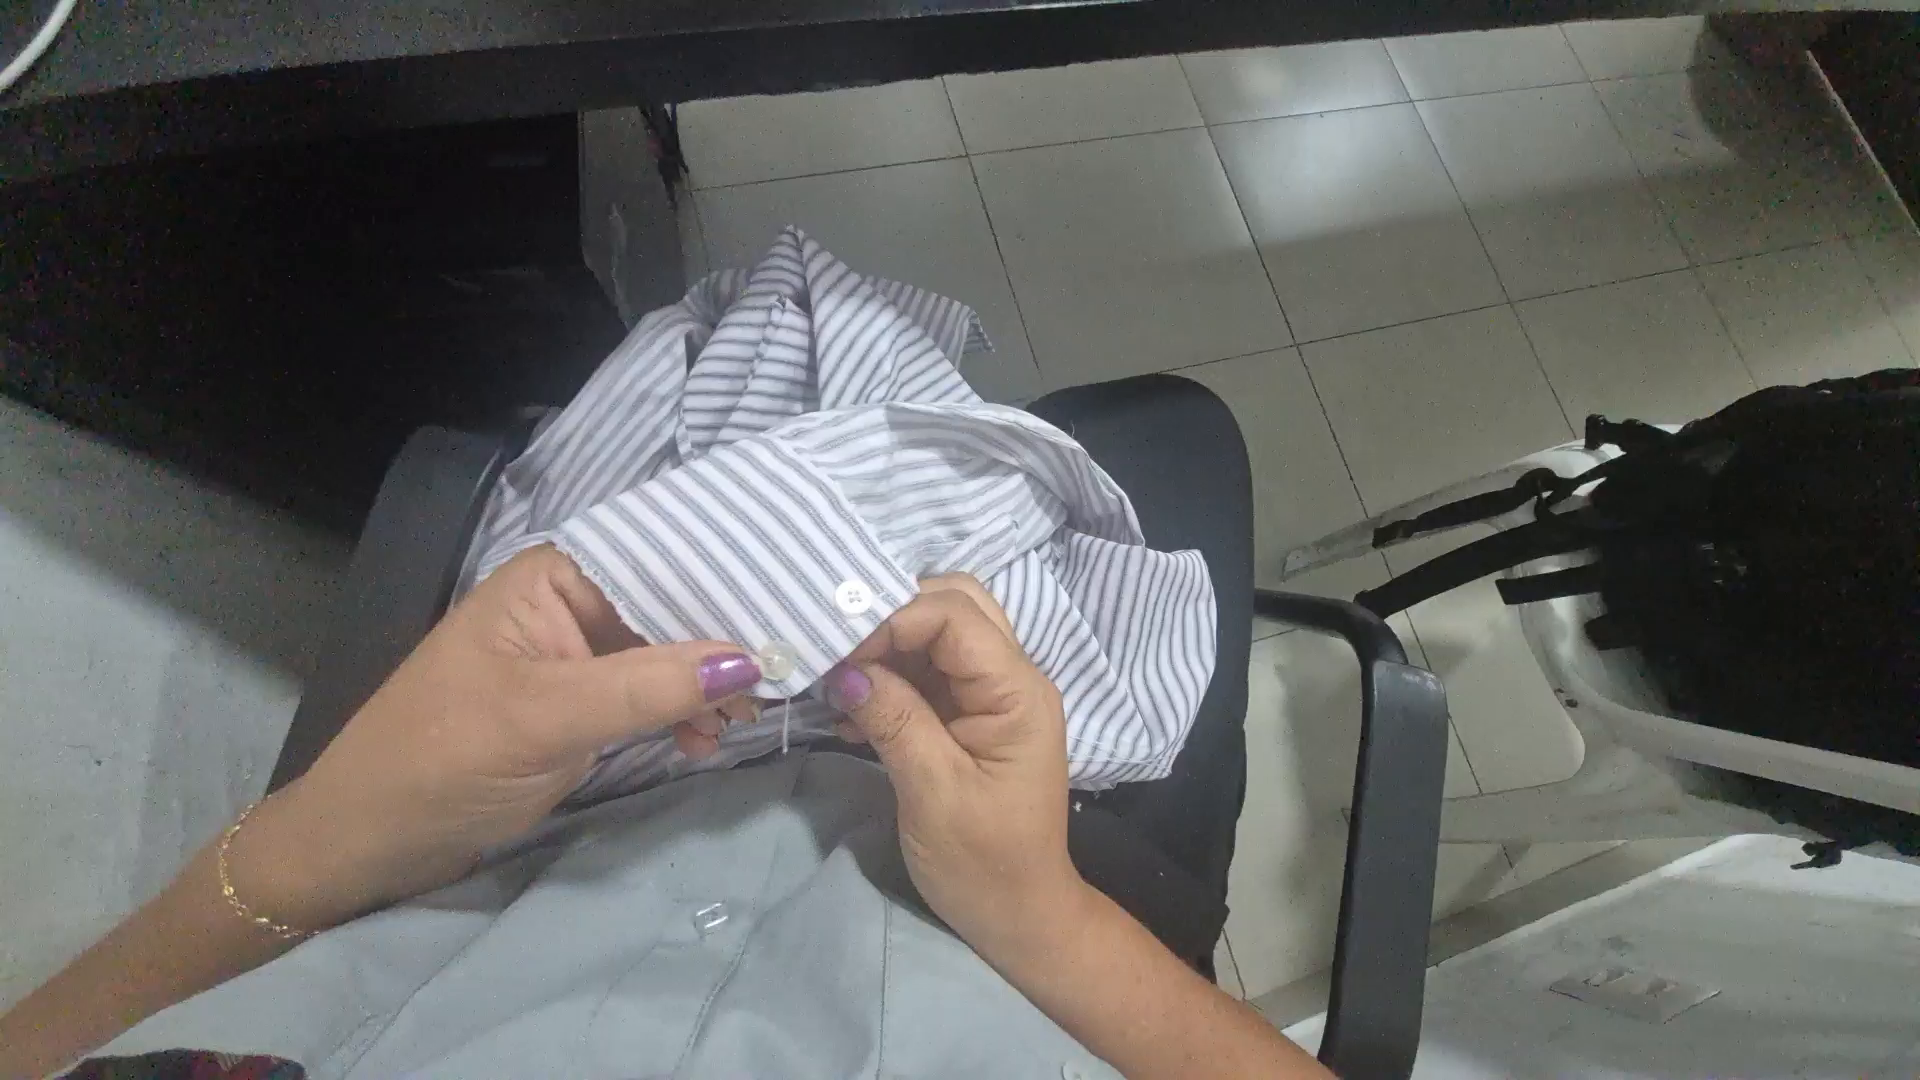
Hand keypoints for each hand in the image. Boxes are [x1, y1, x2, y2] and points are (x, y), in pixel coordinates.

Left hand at [239, 545, 760, 929]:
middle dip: (725, 643)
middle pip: (675, 608)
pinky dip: (689, 714)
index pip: (660, 563)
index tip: (786, 607)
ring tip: (746, 718)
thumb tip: (747, 662)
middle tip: (782, 673)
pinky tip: (706, 739)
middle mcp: (578, 604)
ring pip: (675, 655)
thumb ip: (646, 687)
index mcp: (557, 578)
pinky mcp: (595, 700)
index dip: (722, 585)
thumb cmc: (436, 761)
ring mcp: (588, 655)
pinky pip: (661, 694)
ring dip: (713, 685)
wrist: (369, 846)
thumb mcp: (544, 719)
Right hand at [824, 576, 1088, 957]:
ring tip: (839, 681)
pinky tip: (854, 712)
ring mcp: (992, 692)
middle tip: (840, 651)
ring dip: (887, 646)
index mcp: (1017, 691)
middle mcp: (1012, 676)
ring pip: (939, 631)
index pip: (956, 615)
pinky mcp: (971, 711)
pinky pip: (929, 669)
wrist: (1020, 913)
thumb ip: (894, 718)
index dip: (894, 618)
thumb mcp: (934, 792)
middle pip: (955, 604)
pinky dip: (890, 676)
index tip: (840, 652)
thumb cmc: (984, 863)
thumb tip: (844, 668)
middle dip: (892, 617)